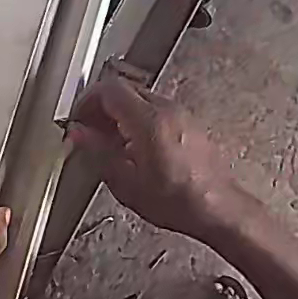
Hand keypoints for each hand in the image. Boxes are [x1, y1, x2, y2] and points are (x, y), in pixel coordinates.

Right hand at [64, 68, 255, 240]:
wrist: (218, 209)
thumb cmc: (178, 201)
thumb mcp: (126, 183)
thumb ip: (98, 152)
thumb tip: (78, 133)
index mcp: (149, 121)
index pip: (109, 89)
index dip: (87, 102)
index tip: (78, 120)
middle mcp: (167, 110)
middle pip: (124, 89)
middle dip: (102, 107)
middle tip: (90, 131)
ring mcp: (181, 113)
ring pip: (140, 98)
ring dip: (120, 114)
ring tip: (110, 143)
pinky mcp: (189, 122)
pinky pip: (156, 109)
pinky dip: (139, 119)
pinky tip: (134, 147)